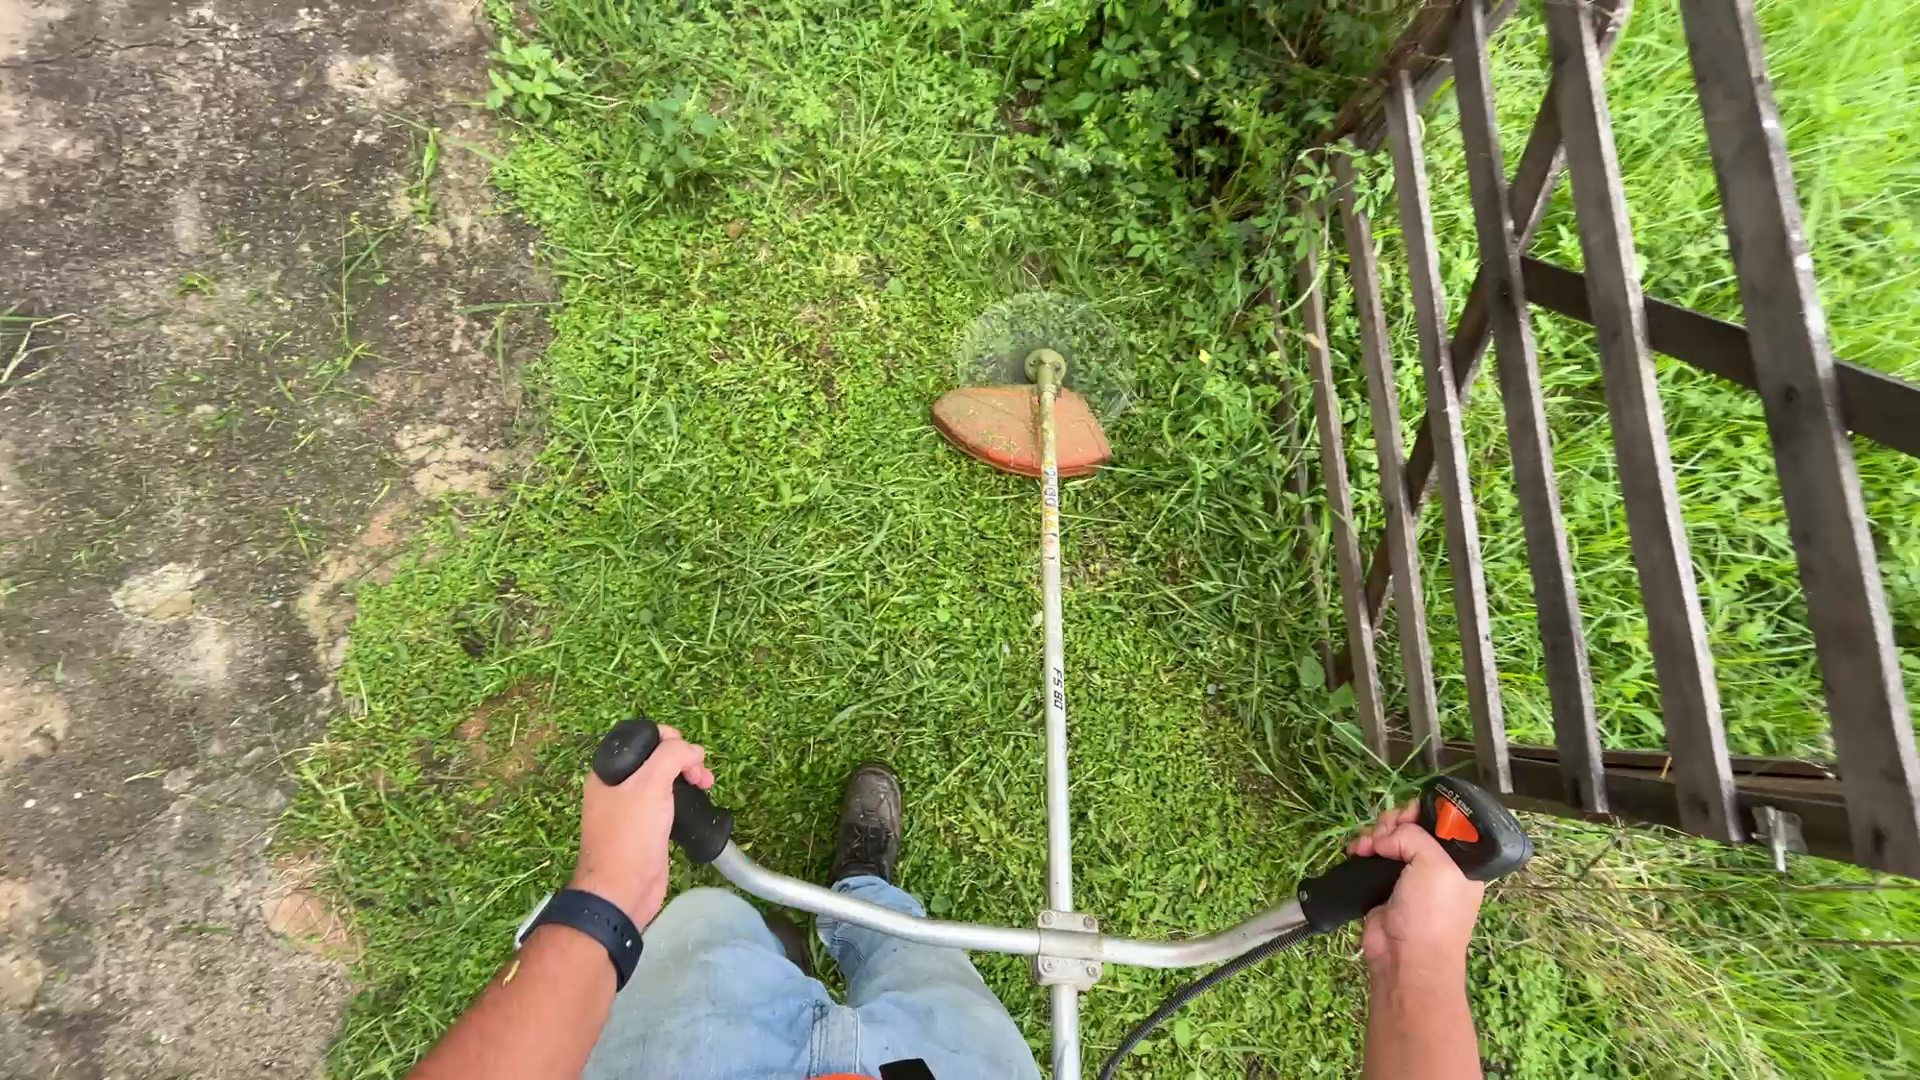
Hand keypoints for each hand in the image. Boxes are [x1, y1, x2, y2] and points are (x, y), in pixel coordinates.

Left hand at [568, 725, 712, 928]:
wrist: (622, 890)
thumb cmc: (632, 834)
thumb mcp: (651, 784)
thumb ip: (672, 755)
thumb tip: (693, 752)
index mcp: (609, 769)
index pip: (644, 737)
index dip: (671, 739)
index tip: (689, 755)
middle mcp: (617, 784)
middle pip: (658, 755)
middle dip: (685, 757)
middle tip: (701, 774)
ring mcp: (631, 806)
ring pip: (666, 776)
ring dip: (689, 774)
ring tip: (706, 784)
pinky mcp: (645, 825)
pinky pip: (668, 798)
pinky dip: (685, 793)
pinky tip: (697, 799)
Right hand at [1347, 799, 1484, 984]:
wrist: (1406, 955)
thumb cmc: (1431, 912)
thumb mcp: (1436, 865)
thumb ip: (1413, 837)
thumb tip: (1383, 839)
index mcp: (1459, 862)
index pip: (1441, 822)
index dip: (1421, 814)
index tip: (1406, 819)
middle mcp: (1435, 864)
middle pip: (1409, 824)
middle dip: (1392, 823)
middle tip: (1385, 837)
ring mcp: (1407, 873)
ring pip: (1387, 835)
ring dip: (1373, 835)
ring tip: (1366, 848)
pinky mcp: (1382, 880)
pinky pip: (1371, 850)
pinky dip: (1361, 846)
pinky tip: (1357, 852)